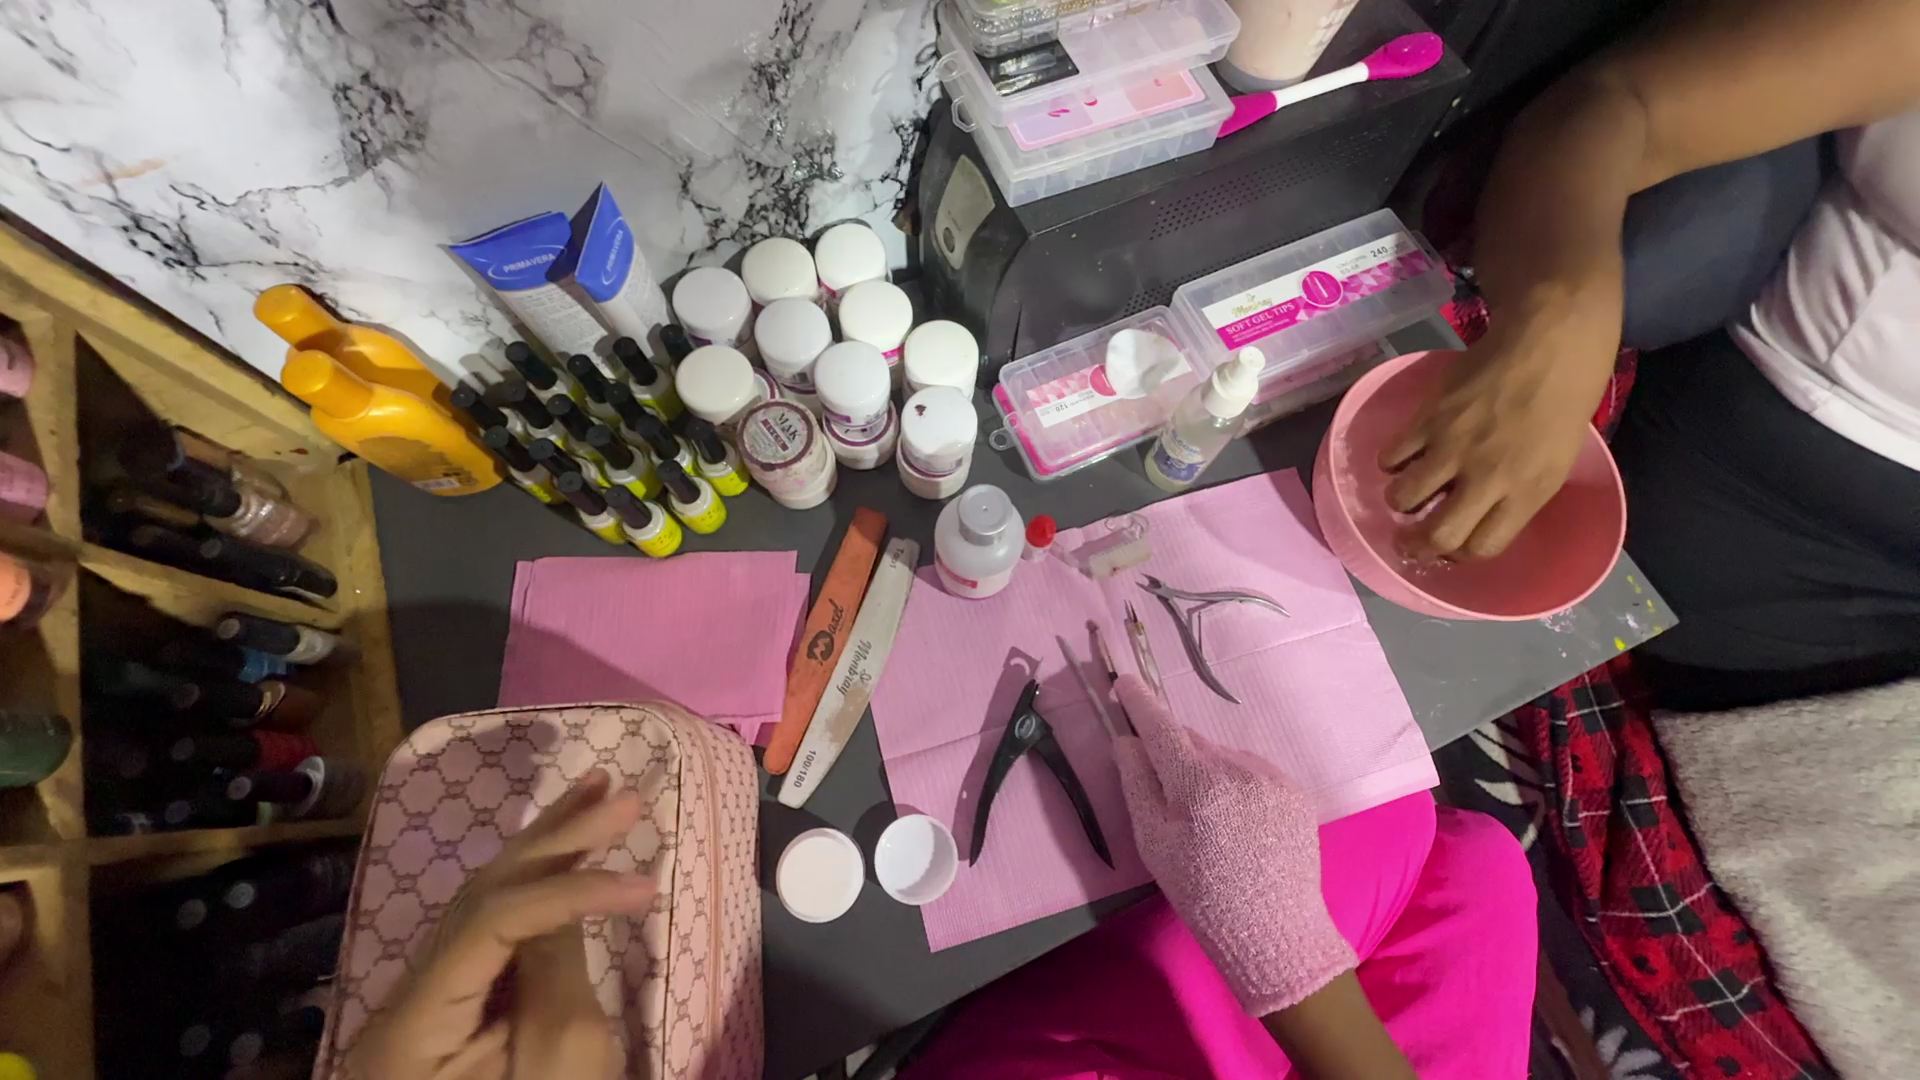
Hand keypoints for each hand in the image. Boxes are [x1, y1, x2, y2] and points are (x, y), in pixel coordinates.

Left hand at [345, 769, 657, 1079]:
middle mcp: (408, 997)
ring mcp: (431, 995)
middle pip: (486, 892)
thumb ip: (555, 968)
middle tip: (627, 798)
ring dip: (551, 838)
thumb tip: (562, 899)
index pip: (496, 919)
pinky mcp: (459, 997)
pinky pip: (497, 920)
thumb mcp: (558, 1061)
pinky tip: (565, 839)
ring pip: (488, 894)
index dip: (574, 890)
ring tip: (599, 788)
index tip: (648, 888)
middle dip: (562, 839)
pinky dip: (539, 875)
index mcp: (414, 1024)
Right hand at [1112, 677, 1355, 1015]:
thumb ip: (1137, 782)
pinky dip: (1234, 781)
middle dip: (1173, 752)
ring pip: (1220, 754)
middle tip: (1169, 792)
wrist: (1275, 933)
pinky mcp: (1293, 789)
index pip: (1162, 727)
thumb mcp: (1154, 842)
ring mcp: (1270, 776)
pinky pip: (1249, 769)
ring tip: (1210, 817)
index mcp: (1199, 784)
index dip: (1140, 703)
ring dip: (1205, 768)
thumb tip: (1126, 739)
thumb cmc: (1201, 892)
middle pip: (1190, 741)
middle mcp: (1238, 769)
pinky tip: (1238, 820)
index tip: (1125, 682)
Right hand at [1377, 306, 1616, 558]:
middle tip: (1406, 539)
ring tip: (1407, 489)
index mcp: (1527, 489)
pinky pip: (1390, 458)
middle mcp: (1487, 476)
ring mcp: (1452, 447)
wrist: (1549, 340)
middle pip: (1436, 536)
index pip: (1480, 548)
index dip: (1457, 555)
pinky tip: (1403, 454)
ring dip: (1400, 500)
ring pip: (1402, 498)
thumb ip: (1517, 493)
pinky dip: (1391, 462)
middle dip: (1414, 546)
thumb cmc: (1564, 399)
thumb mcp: (1557, 459)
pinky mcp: (1427, 420)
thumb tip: (1474, 514)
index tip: (1448, 548)